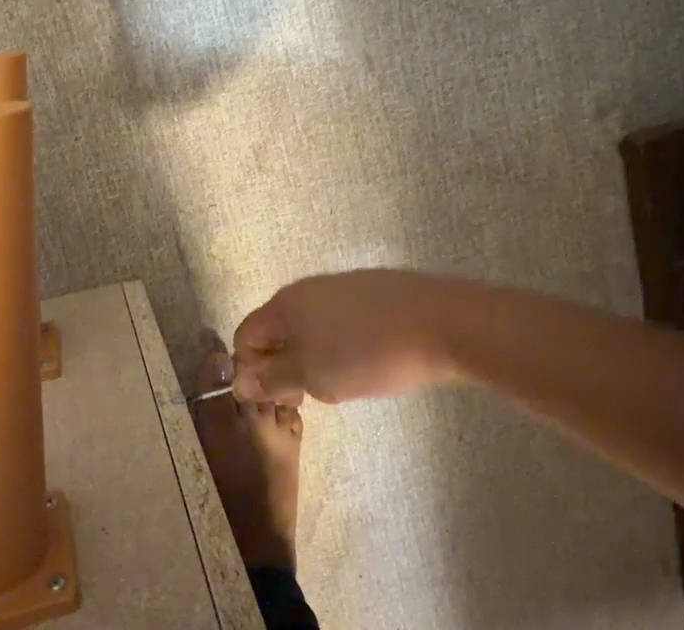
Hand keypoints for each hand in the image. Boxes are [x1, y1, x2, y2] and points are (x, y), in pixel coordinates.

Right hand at [231, 269, 457, 403]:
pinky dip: (344, 343)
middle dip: (286, 365)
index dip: (253, 371)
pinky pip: (341, 321)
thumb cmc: (369, 353)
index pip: (245, 336)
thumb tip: (239, 381)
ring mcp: (342, 286)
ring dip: (315, 356)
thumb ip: (272, 378)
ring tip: (347, 380)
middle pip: (278, 330)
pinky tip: (372, 360)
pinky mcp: (373, 291)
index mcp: (284, 304)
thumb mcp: (314, 376)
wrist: (443, 323)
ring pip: (311, 326)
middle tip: (316, 393)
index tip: (284, 397)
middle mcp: (306, 288)